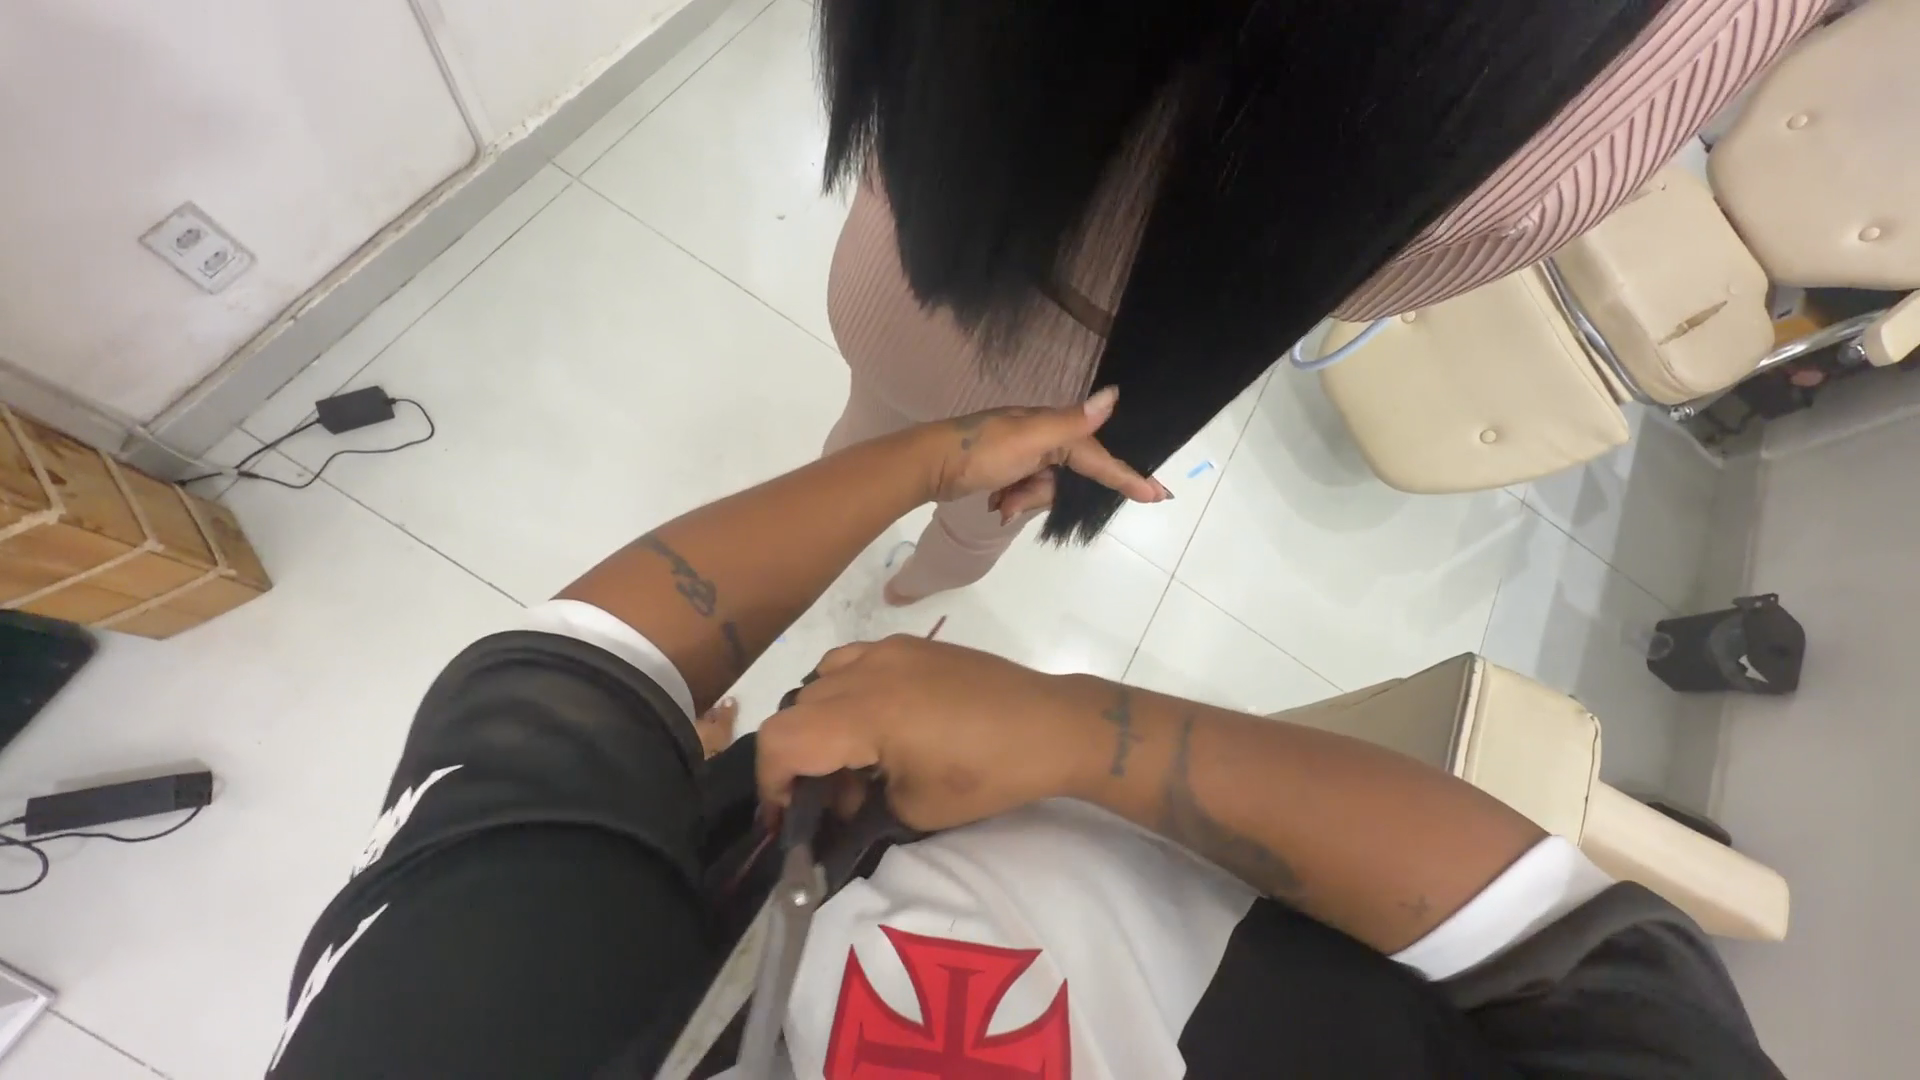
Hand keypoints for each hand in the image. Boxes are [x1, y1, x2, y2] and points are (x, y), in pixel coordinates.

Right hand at [755, 636, 1101, 830]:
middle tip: (833, 799)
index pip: (781, 740)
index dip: (772, 783)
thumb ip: (860, 804)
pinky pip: (853, 661)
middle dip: (799, 760)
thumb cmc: (986, 774)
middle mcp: (865, 670)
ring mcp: (889, 650)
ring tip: (855, 757)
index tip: (790, 819)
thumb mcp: (915, 808)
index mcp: (863, 712)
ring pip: (819, 680)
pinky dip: (845, 691)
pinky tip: (878, 721)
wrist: (1049, 726)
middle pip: (796, 711)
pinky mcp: (911, 645)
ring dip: (819, 722)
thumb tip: (840, 802)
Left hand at [917, 387, 1169, 520]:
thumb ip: (1072, 423)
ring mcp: (1021, 453)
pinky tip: (994, 503)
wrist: (927, 466)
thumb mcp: (1030, 439)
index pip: (1096, 455)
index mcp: (1050, 427)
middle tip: (1014, 501)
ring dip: (1024, 500)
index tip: (1157, 494)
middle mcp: (1040, 436)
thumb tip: (1114, 395)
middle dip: (1044, 494)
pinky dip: (1012, 500)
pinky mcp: (1005, 468)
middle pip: (1068, 476)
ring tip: (999, 504)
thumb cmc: (979, 453)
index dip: (1125, 474)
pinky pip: (1024, 490)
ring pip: (1045, 487)